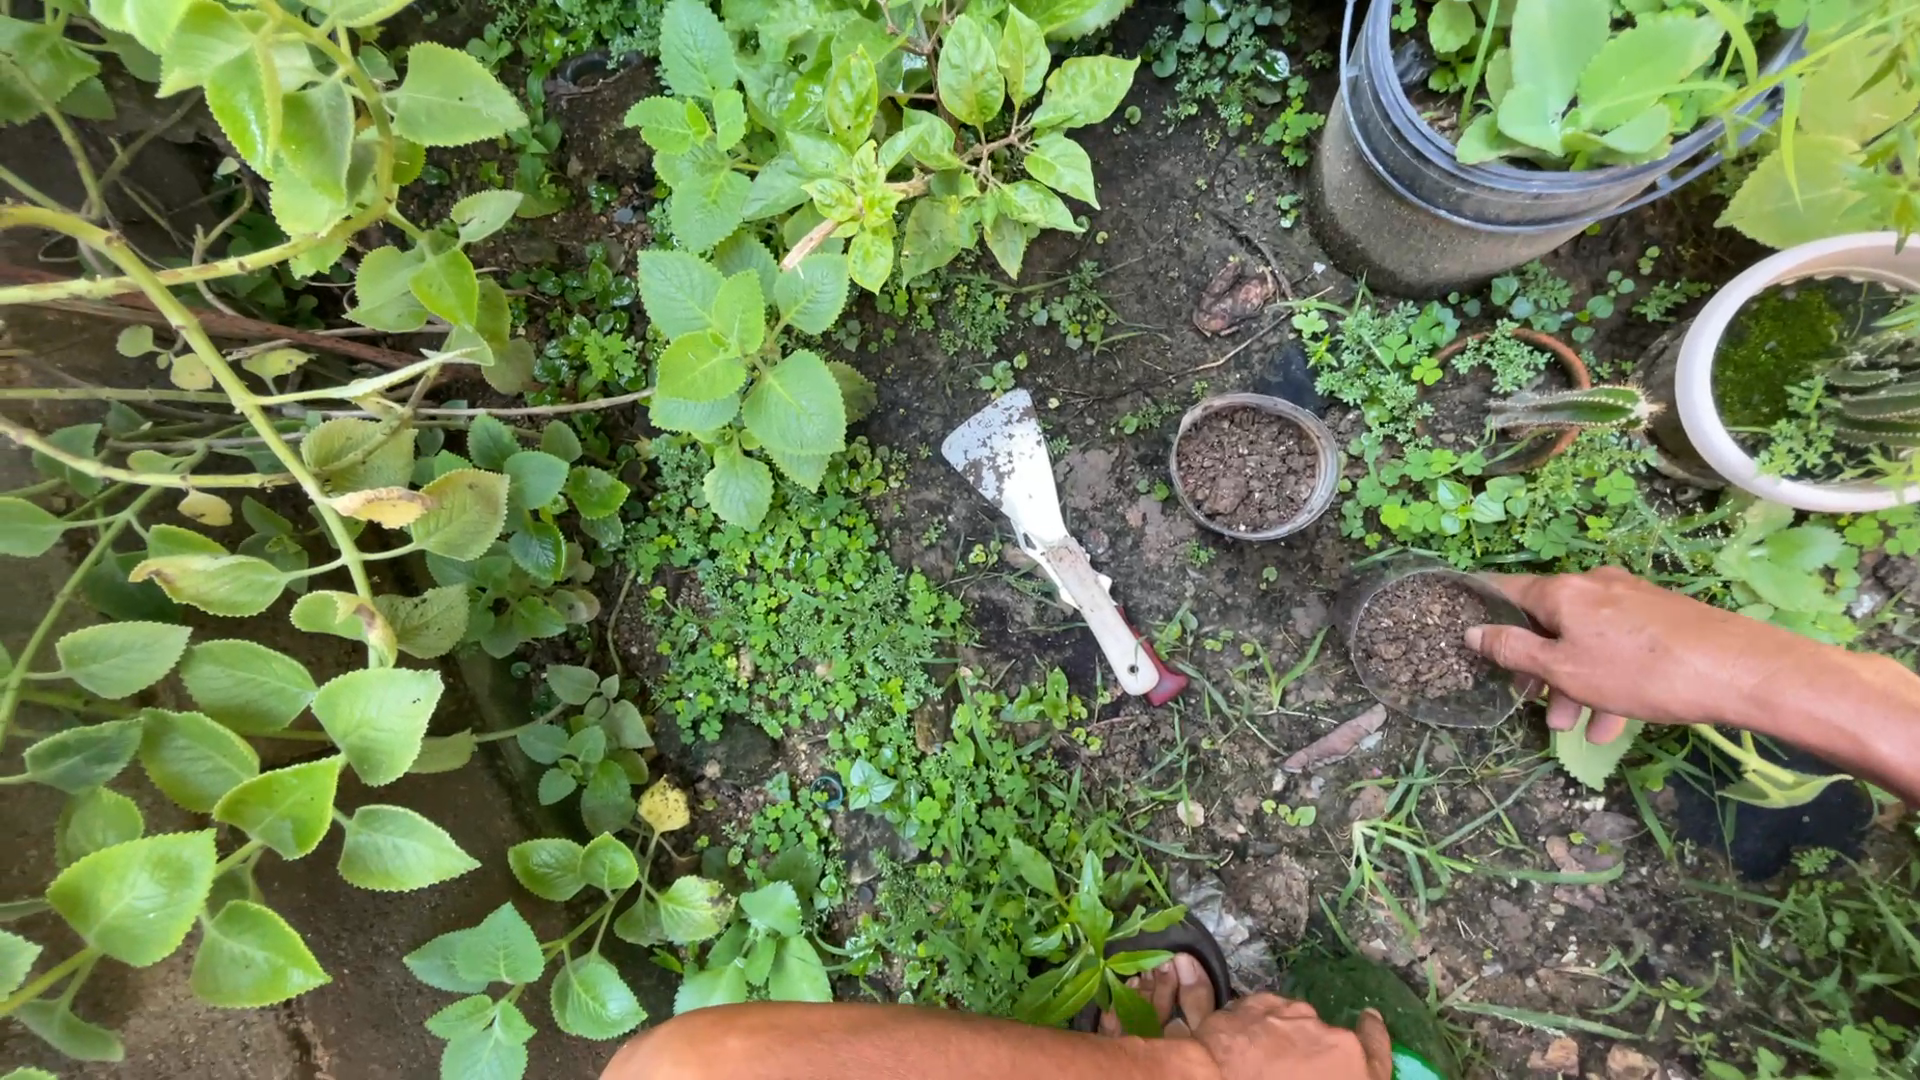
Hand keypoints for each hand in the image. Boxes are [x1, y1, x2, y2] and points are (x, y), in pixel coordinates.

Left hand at [1189, 994, 1392, 1079]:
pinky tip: (1248, 1047)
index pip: (1378, 1050)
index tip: (1371, 1019)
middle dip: (1317, 1058)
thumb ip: (1337, 1076)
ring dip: (1288, 1041)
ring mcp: (1292, 1013)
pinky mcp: (1259, 1001)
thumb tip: (1328, 1072)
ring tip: (1265, 1066)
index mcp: (1355, 1068)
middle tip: (1295, 1076)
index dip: (1375, 1036)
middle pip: (1330, 1044)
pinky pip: (1270, 1015)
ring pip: (1297, 1027)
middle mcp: (1330, 1035)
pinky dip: (1264, 1028)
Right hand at [1464, 567, 1806, 741]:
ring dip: (1572, 681)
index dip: (1478, 608)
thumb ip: (1510, 650)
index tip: (1462, 630)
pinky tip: (1611, 722)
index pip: (1501, 589)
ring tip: (1572, 726)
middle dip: (1535, 664)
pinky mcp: (1664, 618)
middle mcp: (1591, 587)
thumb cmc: (1640, 671)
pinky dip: (1607, 677)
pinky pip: (1618, 647)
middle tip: (1529, 700)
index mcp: (1559, 591)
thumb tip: (1471, 632)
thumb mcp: (1562, 669)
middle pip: (1545, 622)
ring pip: (1584, 640)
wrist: (1750, 673)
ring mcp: (1631, 600)